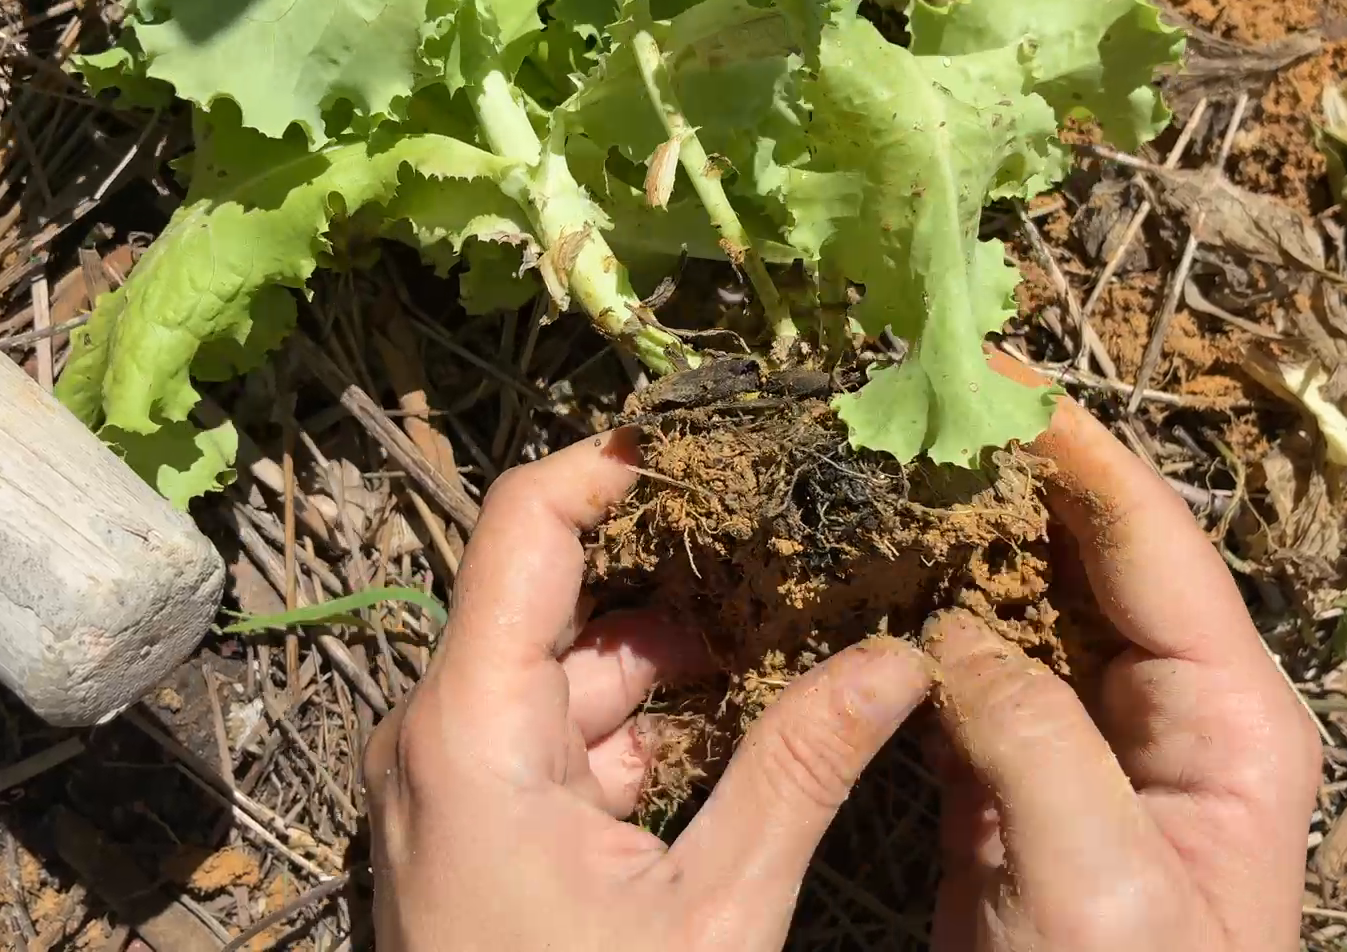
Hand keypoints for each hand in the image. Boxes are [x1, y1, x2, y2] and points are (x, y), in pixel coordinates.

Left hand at [364, 429, 933, 950]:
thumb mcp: (714, 917)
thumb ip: (800, 771)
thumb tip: (898, 661)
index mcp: (474, 726)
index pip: (525, 523)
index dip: (609, 464)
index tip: (698, 442)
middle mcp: (449, 724)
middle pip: (563, 588)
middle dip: (672, 567)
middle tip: (773, 538)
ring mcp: (464, 766)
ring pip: (578, 659)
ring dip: (672, 653)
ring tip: (776, 635)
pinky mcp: (489, 803)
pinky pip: (574, 721)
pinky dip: (647, 712)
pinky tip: (731, 718)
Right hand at [924, 384, 1321, 950]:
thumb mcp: (1100, 879)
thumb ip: (1033, 731)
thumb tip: (953, 627)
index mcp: (1223, 712)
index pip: (1150, 537)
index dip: (1079, 446)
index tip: (1002, 375)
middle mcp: (1156, 697)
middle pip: (1085, 546)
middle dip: (1015, 467)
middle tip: (937, 404)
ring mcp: (1079, 721)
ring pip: (1021, 589)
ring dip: (965, 525)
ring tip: (901, 462)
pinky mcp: (1013, 750)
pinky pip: (973, 648)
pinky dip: (929, 601)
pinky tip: (882, 565)